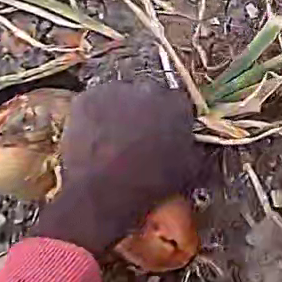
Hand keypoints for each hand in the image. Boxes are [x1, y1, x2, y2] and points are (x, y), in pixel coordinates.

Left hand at [29, 82, 205, 252]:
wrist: (104, 192)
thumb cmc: (150, 184)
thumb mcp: (189, 170)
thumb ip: (195, 148)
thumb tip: (193, 145)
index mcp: (178, 103)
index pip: (179, 104)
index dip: (171, 121)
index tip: (165, 135)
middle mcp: (150, 89)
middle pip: (150, 96)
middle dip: (146, 113)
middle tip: (138, 138)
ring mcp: (117, 90)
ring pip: (121, 97)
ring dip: (120, 112)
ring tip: (113, 139)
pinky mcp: (87, 98)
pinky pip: (94, 103)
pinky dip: (94, 116)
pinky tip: (94, 137)